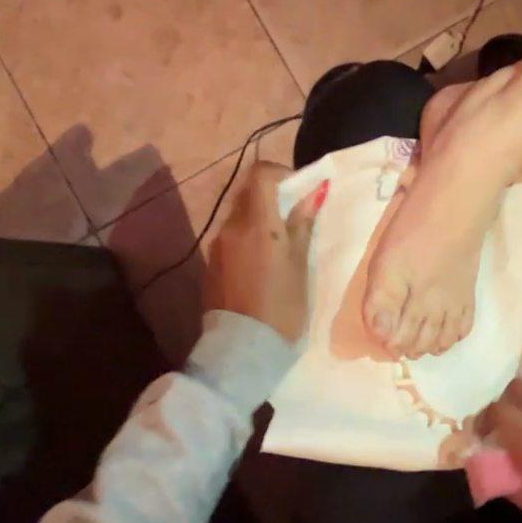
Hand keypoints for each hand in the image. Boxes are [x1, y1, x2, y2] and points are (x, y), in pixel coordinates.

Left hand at [203, 162, 316, 340]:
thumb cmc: (282, 305)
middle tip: (293, 218)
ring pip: (238, 218)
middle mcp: (231, 227)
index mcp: (256, 223)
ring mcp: (216, 247)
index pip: (261, 174)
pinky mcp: (210, 266)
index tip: (299, 190)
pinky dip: (246, 240)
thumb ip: (302, 225)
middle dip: (271, 197)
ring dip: (258, 220)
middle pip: (248, 194)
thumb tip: (311, 195)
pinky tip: (260, 267)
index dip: (281, 173)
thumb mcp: (300, 265)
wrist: (243, 349)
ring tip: (278, 247)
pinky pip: (230, 240)